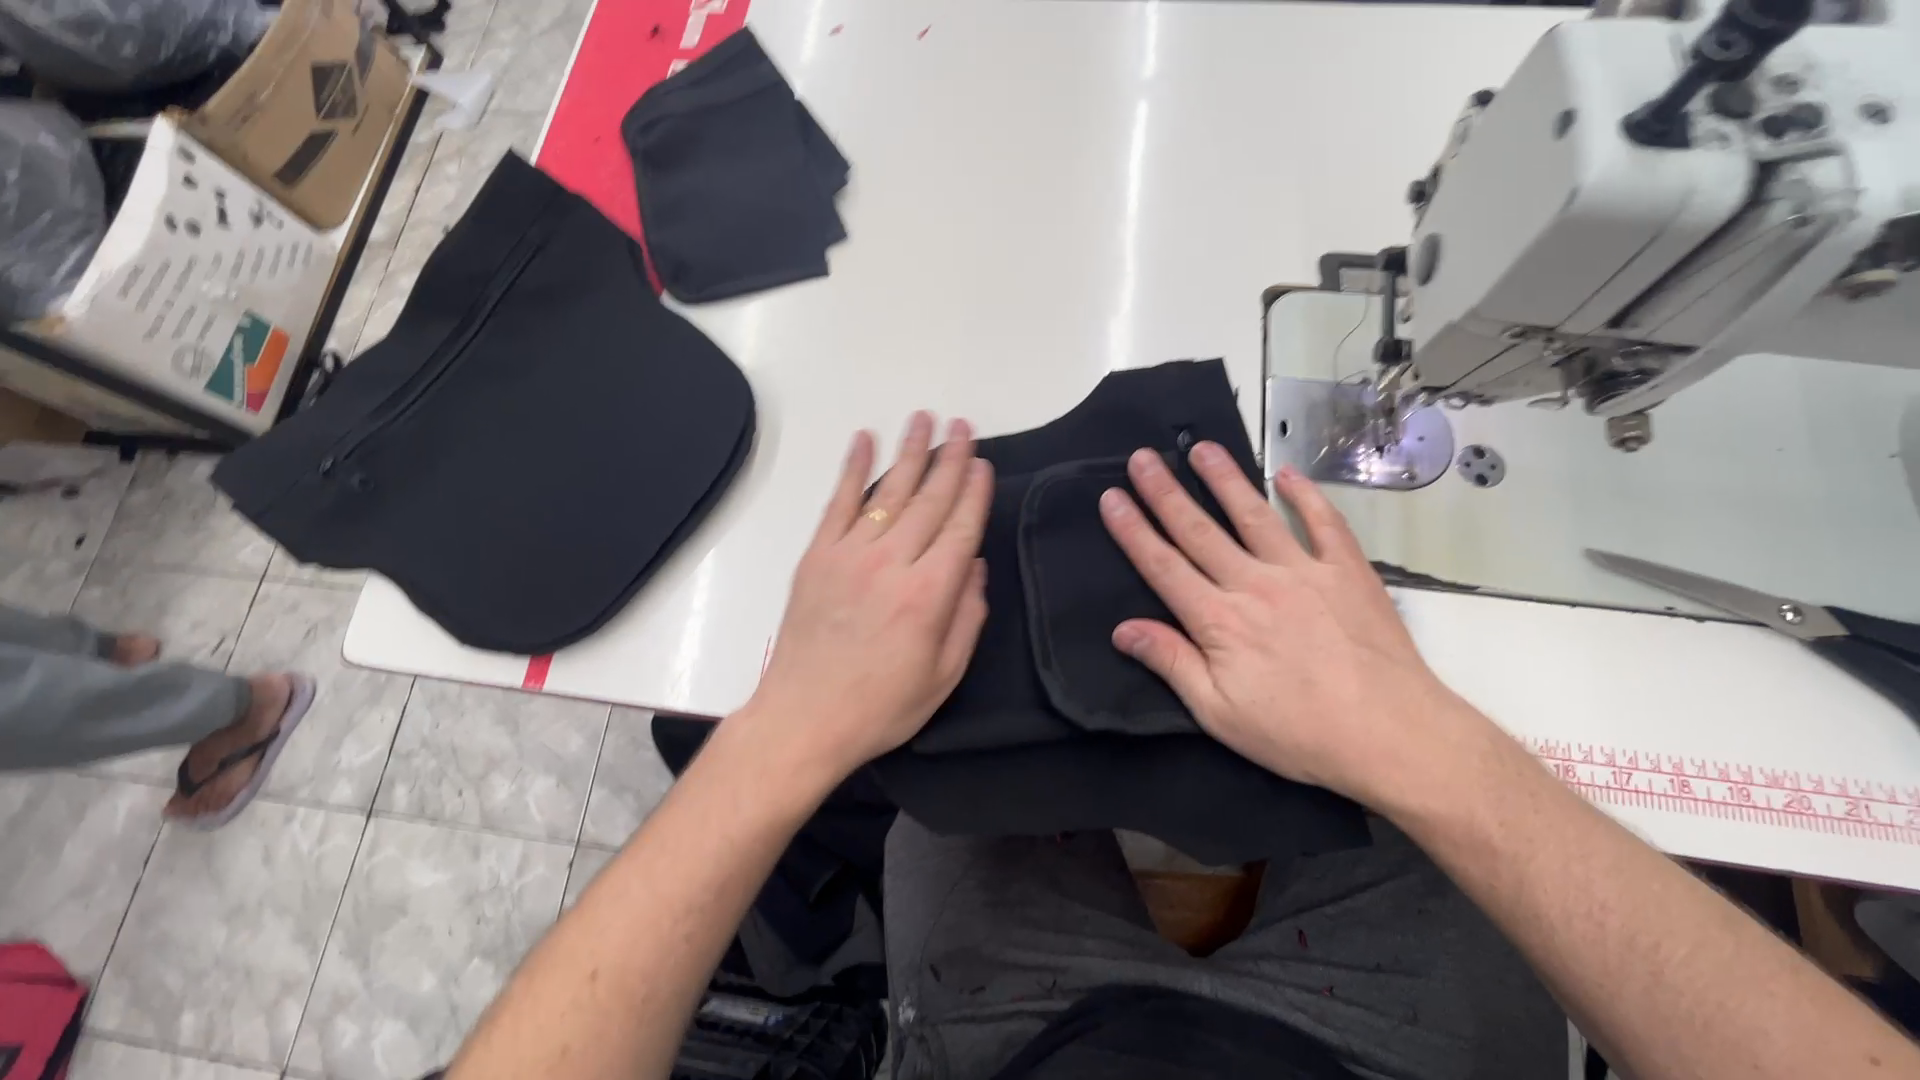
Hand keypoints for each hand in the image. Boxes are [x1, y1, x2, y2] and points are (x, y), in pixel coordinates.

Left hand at [742, 413, 992, 784]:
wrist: (804, 718)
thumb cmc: (881, 706)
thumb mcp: (944, 675)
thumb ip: (967, 616)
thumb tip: (976, 566)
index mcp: (931, 594)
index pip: (961, 528)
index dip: (975, 491)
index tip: (983, 463)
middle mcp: (892, 563)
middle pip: (930, 500)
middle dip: (951, 459)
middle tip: (963, 426)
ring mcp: (850, 554)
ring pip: (889, 492)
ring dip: (910, 452)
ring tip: (924, 419)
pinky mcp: (817, 556)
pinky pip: (838, 502)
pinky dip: (852, 468)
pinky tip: (865, 440)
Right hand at [1099, 444, 1486, 806]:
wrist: (1391, 735)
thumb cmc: (1298, 733)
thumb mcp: (1219, 713)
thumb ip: (1171, 663)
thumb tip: (1123, 629)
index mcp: (1218, 620)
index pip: (1163, 566)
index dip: (1133, 531)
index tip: (1111, 498)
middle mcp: (1254, 584)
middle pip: (1199, 530)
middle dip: (1165, 492)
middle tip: (1141, 457)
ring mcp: (1303, 571)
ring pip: (1253, 515)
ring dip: (1224, 479)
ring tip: (1201, 448)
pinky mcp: (1347, 571)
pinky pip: (1323, 523)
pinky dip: (1305, 495)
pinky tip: (1287, 474)